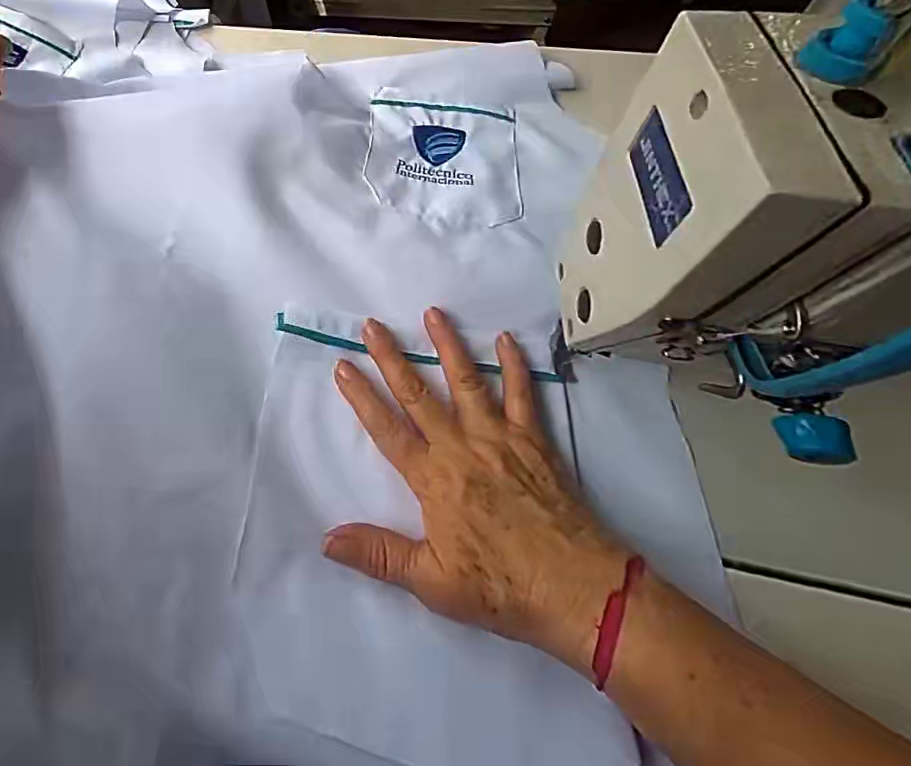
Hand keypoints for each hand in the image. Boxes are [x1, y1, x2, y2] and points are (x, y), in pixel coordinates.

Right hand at [322, 308, 631, 672]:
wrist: (585, 595)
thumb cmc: (503, 588)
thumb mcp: (432, 582)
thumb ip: (379, 555)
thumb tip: (325, 540)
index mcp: (433, 478)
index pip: (387, 429)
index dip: (361, 397)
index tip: (342, 366)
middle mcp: (461, 448)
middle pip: (419, 395)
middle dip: (392, 358)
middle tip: (373, 326)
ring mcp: (501, 441)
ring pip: (468, 384)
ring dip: (448, 347)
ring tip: (433, 314)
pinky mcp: (535, 444)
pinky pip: (524, 397)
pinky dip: (516, 366)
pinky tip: (508, 340)